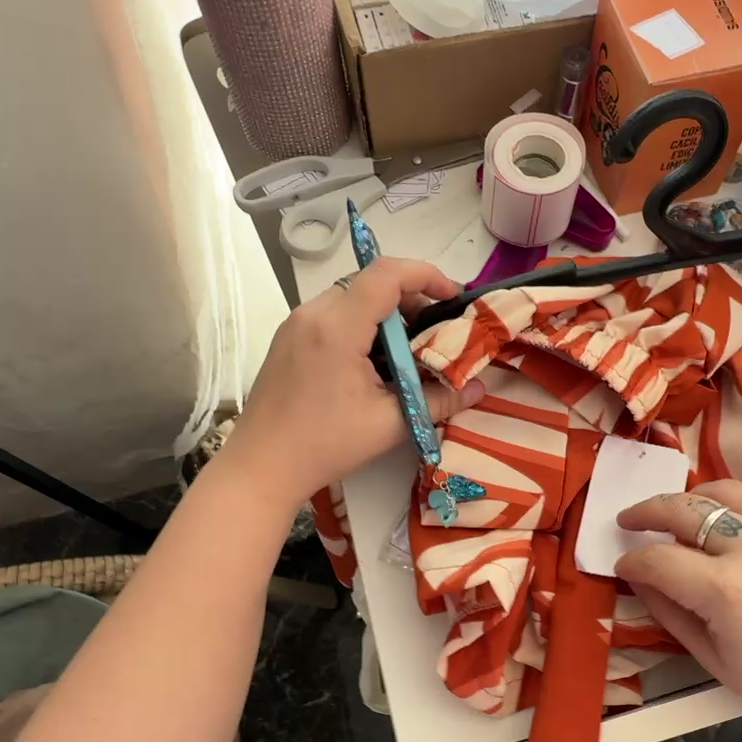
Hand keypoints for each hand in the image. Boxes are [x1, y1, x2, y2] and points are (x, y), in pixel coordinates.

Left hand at [223, 258, 484, 505]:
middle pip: (371, 283)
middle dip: (412, 300)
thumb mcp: (390, 424)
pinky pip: (334, 315)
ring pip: (352, 297)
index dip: (426, 275)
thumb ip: (439, 401)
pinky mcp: (289, 339)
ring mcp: (296, 324)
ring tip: (410, 351)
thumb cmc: (325, 445)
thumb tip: (480, 389)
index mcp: (338, 327)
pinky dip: (363, 326)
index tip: (453, 296)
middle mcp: (313, 314)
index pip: (387, 274)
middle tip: (438, 333)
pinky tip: (376, 363)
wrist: (261, 467)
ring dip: (387, 315)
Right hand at [614, 480, 741, 741]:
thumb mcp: (713, 658)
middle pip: (684, 509)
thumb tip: (635, 575)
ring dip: (695, 499)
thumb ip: (668, 610)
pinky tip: (738, 518)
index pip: (657, 559)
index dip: (632, 559)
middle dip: (647, 512)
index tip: (624, 562)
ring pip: (726, 490)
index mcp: (725, 591)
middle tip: (631, 518)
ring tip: (684, 513)